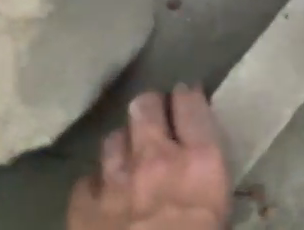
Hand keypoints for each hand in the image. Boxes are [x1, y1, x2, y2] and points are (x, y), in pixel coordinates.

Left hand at [67, 86, 229, 229]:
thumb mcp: (220, 200)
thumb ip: (207, 168)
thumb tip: (200, 157)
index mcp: (199, 156)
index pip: (190, 102)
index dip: (187, 94)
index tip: (186, 95)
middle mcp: (156, 157)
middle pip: (145, 107)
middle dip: (149, 107)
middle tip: (153, 115)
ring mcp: (115, 181)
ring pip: (112, 139)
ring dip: (122, 144)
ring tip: (127, 155)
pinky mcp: (83, 209)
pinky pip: (85, 181)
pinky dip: (94, 183)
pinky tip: (102, 192)